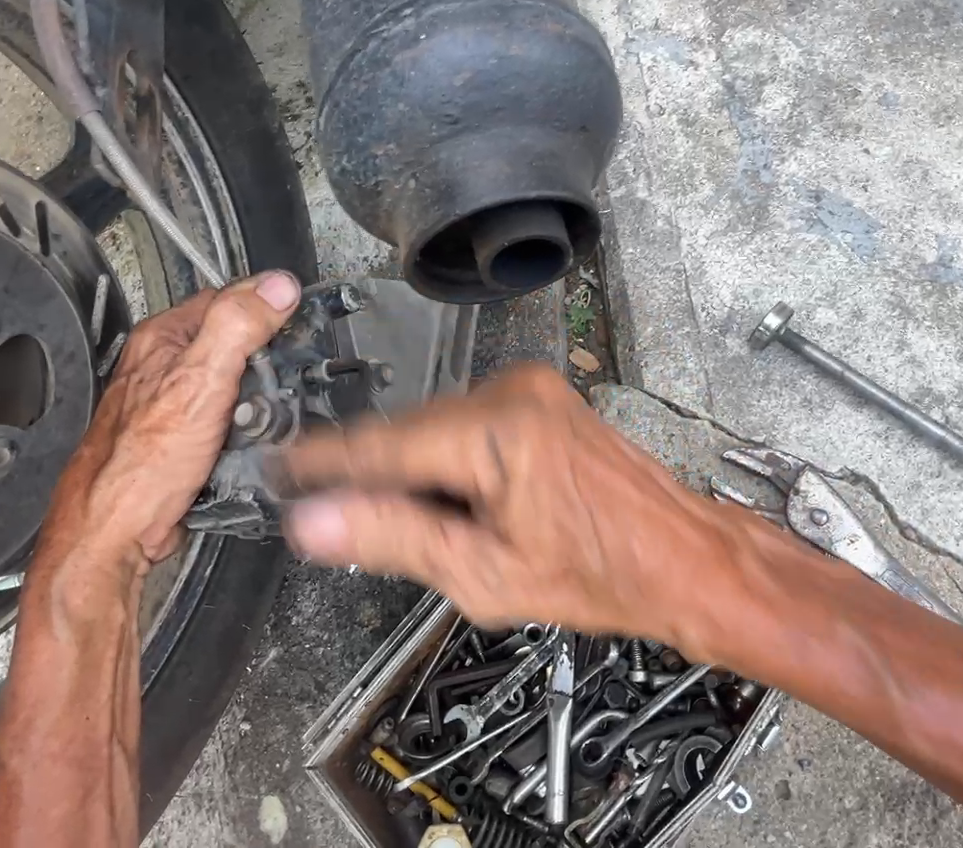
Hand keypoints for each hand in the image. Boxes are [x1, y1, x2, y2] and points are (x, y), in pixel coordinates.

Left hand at [36, 270, 300, 575]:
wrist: (116, 531)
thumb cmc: (139, 464)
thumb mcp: (202, 380)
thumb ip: (239, 326)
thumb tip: (277, 287)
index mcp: (163, 338)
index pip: (229, 297)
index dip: (266, 307)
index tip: (295, 322)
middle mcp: (164, 365)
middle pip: (234, 342)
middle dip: (264, 360)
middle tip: (276, 379)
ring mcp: (173, 401)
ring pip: (234, 383)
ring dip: (256, 398)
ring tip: (261, 414)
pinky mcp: (184, 434)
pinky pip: (229, 418)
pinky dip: (245, 427)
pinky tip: (247, 439)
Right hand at [281, 365, 763, 657]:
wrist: (679, 556)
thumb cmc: (605, 573)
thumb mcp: (485, 574)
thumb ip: (393, 538)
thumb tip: (318, 520)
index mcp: (500, 431)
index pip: (382, 443)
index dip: (324, 460)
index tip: (282, 468)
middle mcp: (513, 392)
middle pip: (407, 431)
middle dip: (376, 476)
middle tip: (346, 522)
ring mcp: (529, 388)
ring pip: (433, 426)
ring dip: (417, 470)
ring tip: (440, 526)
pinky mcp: (537, 396)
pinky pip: (464, 420)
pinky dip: (448, 459)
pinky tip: (465, 501)